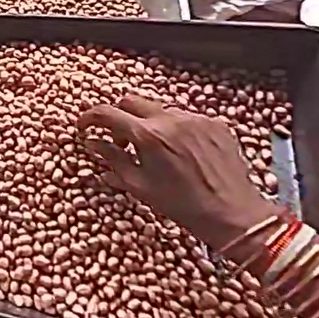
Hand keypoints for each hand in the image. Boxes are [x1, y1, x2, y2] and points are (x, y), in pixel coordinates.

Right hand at [77, 95, 280, 251]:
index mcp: (148, 136)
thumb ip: (112, 159)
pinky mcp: (215, 124)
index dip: (89, 117)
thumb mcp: (139, 185)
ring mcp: (196, 119)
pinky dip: (173, 128)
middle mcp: (171, 120)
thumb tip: (92, 144)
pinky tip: (178, 152)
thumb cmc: (183, 206)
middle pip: (131, 102)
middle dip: (119, 117)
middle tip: (118, 140)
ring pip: (158, 109)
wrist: (233, 215)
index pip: (106, 113)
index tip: (85, 126)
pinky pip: (184, 117)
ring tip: (152, 150)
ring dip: (146, 123)